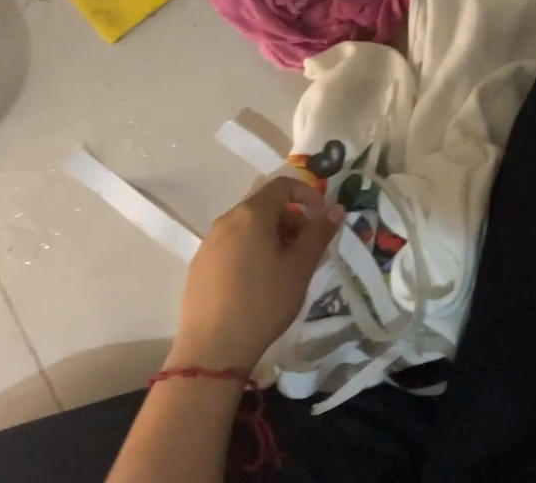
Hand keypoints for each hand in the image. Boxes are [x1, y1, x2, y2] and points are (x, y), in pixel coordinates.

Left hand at [168, 176, 344, 370]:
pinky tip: (257, 285)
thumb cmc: (263, 302)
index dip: (308, 195)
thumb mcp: (300, 267)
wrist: (213, 349)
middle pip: (265, 206)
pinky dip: (251, 252)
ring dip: (272, 238)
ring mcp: (209, 244)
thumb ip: (319, 233)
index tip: (322, 219)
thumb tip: (336, 208)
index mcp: (251, 214)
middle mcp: (226, 220)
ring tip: (285, 270)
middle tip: (307, 251)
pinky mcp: (199, 266)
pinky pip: (232, 246)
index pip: (283, 185)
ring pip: (248, 227)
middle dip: (292, 220)